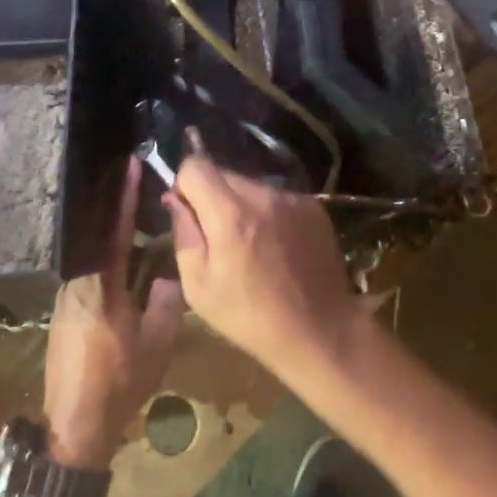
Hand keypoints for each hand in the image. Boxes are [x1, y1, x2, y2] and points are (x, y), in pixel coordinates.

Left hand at [42, 157, 185, 468]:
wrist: (75, 422)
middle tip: (131, 175)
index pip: (114, 228)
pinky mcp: (63, 309)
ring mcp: (66, 295)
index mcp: (102, 284)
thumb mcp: (157, 342)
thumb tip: (169, 273)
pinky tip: (117, 251)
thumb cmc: (120, 382)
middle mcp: (78, 281)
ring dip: (107, 227)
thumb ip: (167, 300)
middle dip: (114, 203)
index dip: (124, 195)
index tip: (129, 163)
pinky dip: (101, 250)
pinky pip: (85, 267)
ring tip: (128, 206)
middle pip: (96, 232)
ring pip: (89, 250)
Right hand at [166, 143, 362, 379]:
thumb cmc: (251, 317)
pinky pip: (277, 198)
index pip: (195, 166)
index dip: (185, 186)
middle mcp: (263, 195)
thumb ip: (184, 234)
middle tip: (219, 237)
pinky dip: (269, 214)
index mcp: (230, 214)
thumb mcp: (199, 287)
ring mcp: (292, 199)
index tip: (189, 213)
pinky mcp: (313, 207)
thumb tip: (176, 200)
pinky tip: (276, 247)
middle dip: (213, 197)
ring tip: (251, 246)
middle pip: (223, 173)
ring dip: (242, 205)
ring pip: (251, 186)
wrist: (320, 330)